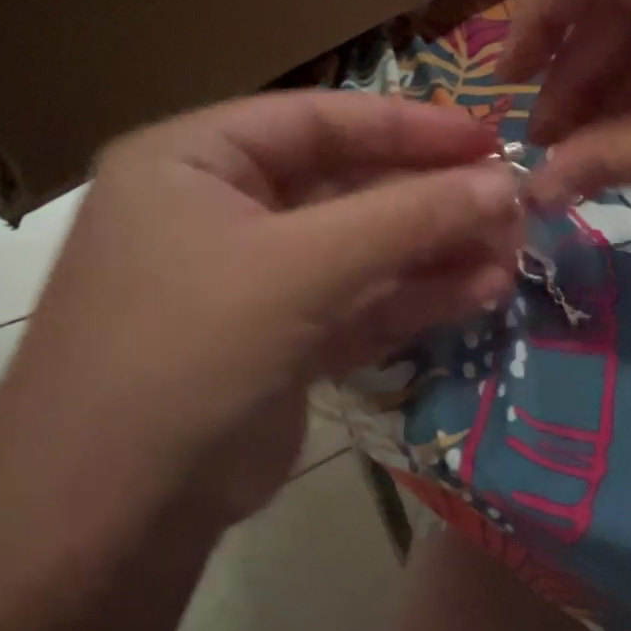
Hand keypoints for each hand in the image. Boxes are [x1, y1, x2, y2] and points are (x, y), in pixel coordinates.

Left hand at [0, 92, 520, 526]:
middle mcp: (222, 211)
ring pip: (366, 250)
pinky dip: (420, 298)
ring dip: (438, 252)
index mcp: (194, 161)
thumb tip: (507, 183)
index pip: (320, 119)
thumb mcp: (302, 268)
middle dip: (434, 199)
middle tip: (515, 208)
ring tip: (512, 256)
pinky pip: (364, 303)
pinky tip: (482, 293)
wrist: (115, 511)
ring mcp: (256, 282)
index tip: (492, 140)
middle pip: (350, 185)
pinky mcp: (285, 342)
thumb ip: (409, 218)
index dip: (412, 126)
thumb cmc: (187, 353)